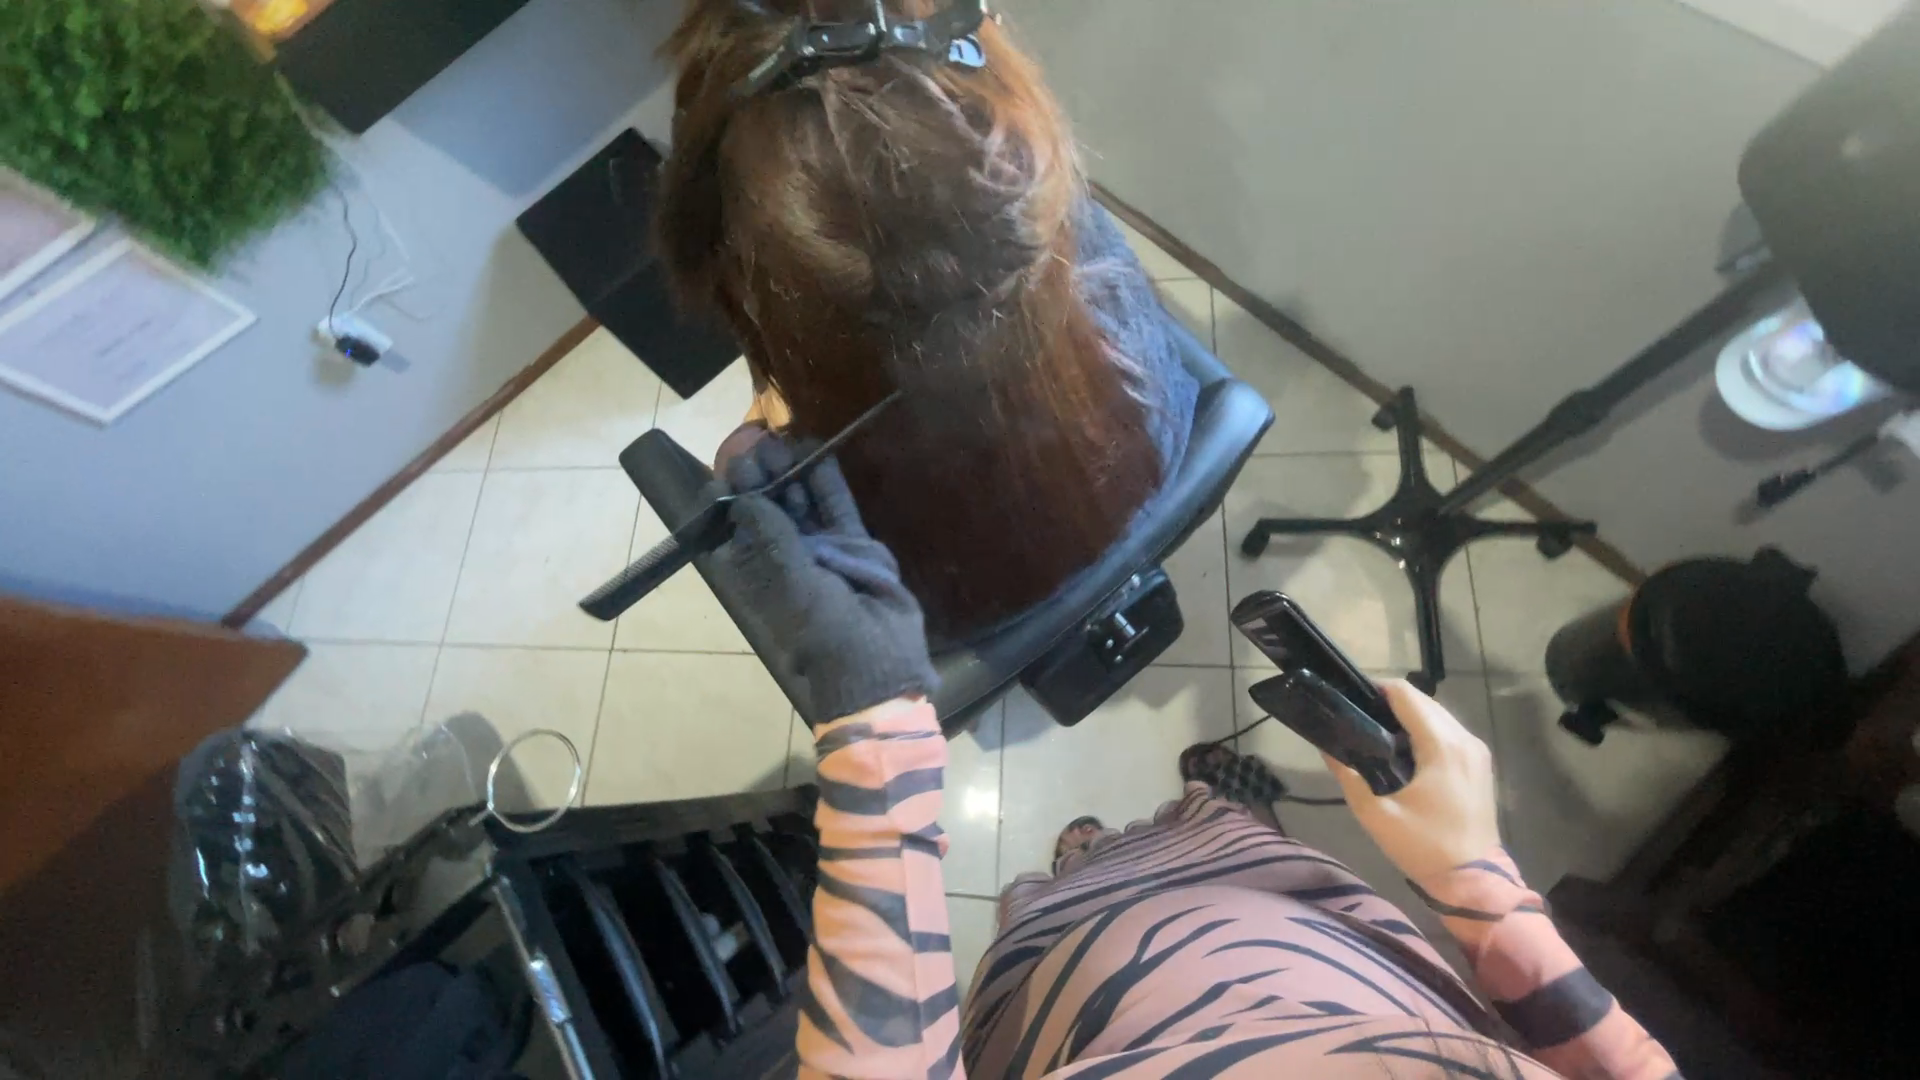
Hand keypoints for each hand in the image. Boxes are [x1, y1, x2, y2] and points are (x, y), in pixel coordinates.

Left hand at [714, 435, 936, 722]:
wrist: (877, 655)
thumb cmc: (822, 627)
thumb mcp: (790, 582)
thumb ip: (770, 536)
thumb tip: (742, 498)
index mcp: (759, 570)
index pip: (739, 524)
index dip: (734, 493)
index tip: (734, 465)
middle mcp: (787, 555)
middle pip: (770, 505)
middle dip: (764, 474)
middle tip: (762, 444)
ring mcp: (822, 548)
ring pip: (803, 500)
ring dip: (792, 470)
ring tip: (785, 439)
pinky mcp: (855, 544)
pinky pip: (837, 505)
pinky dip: (827, 479)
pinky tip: (817, 449)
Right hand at [1325, 680, 1500, 882]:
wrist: (1474, 883)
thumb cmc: (1423, 846)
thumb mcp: (1375, 813)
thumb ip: (1348, 775)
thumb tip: (1326, 747)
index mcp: (1442, 747)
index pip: (1407, 695)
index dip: (1375, 689)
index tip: (1350, 698)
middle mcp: (1464, 741)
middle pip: (1423, 700)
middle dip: (1389, 702)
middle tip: (1357, 716)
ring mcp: (1476, 751)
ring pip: (1437, 713)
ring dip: (1407, 714)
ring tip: (1375, 730)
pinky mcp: (1478, 763)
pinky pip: (1448, 730)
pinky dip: (1424, 727)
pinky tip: (1401, 746)